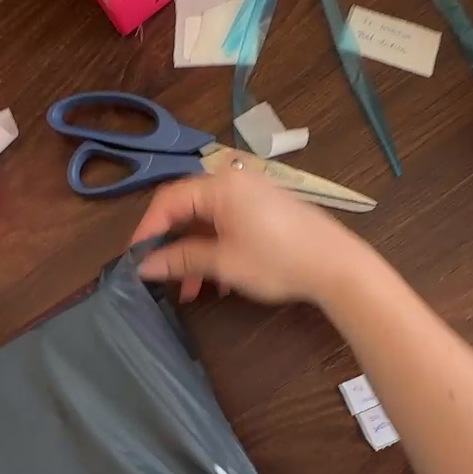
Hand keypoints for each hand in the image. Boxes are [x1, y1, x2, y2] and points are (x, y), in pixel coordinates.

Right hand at [131, 168, 384, 306]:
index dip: (147, 230)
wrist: (335, 266)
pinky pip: (229, 226)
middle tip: (165, 277)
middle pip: (188, 210)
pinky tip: (220, 282)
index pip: (168, 200)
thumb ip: (181, 260)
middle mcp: (234, 182)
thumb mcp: (223, 263)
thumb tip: (145, 265)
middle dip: (174, 247)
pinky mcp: (266, 210)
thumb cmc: (277, 261)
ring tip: (193, 291)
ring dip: (196, 255)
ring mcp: (252, 195)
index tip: (137, 258)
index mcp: (219, 186)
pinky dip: (217, 250)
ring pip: (209, 222)